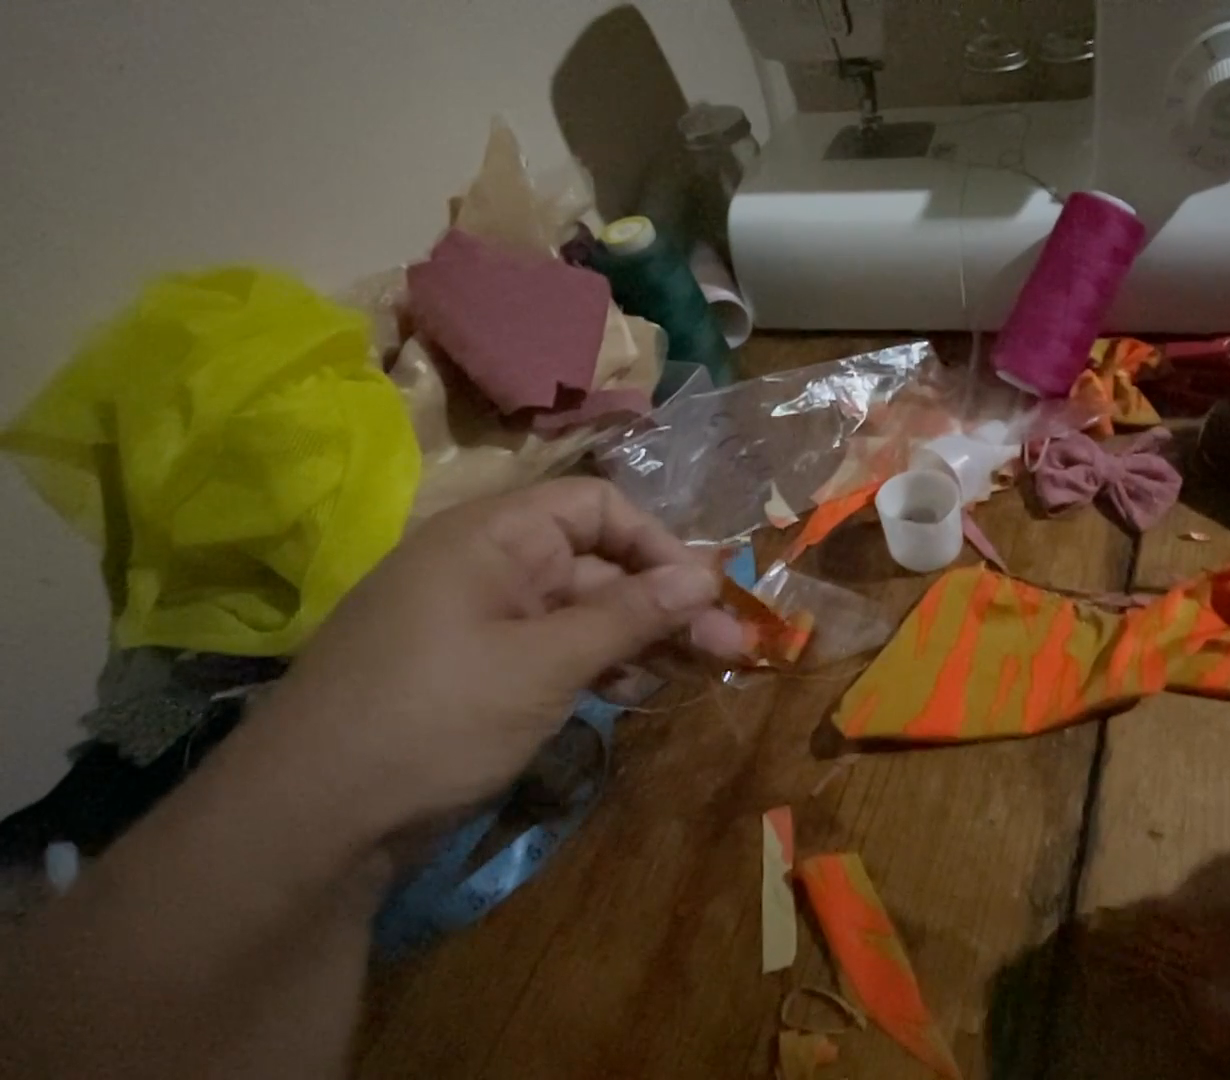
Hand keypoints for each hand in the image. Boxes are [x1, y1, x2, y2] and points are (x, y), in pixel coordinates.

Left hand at [244, 478, 742, 842]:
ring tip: (704, 671)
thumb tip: (708, 575)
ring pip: (589, 614)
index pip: (597, 508)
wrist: (311, 825)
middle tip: (732, 647)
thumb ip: (632, 613)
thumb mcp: (546, 662)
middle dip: (668, 604)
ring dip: (646, 638)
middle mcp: (493, 569)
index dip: (656, 543)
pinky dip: (605, 665)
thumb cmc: (435, 718)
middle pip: (602, 567)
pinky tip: (639, 690)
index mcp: (494, 539)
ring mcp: (489, 624)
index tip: (704, 593)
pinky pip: (563, 651)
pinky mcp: (487, 673)